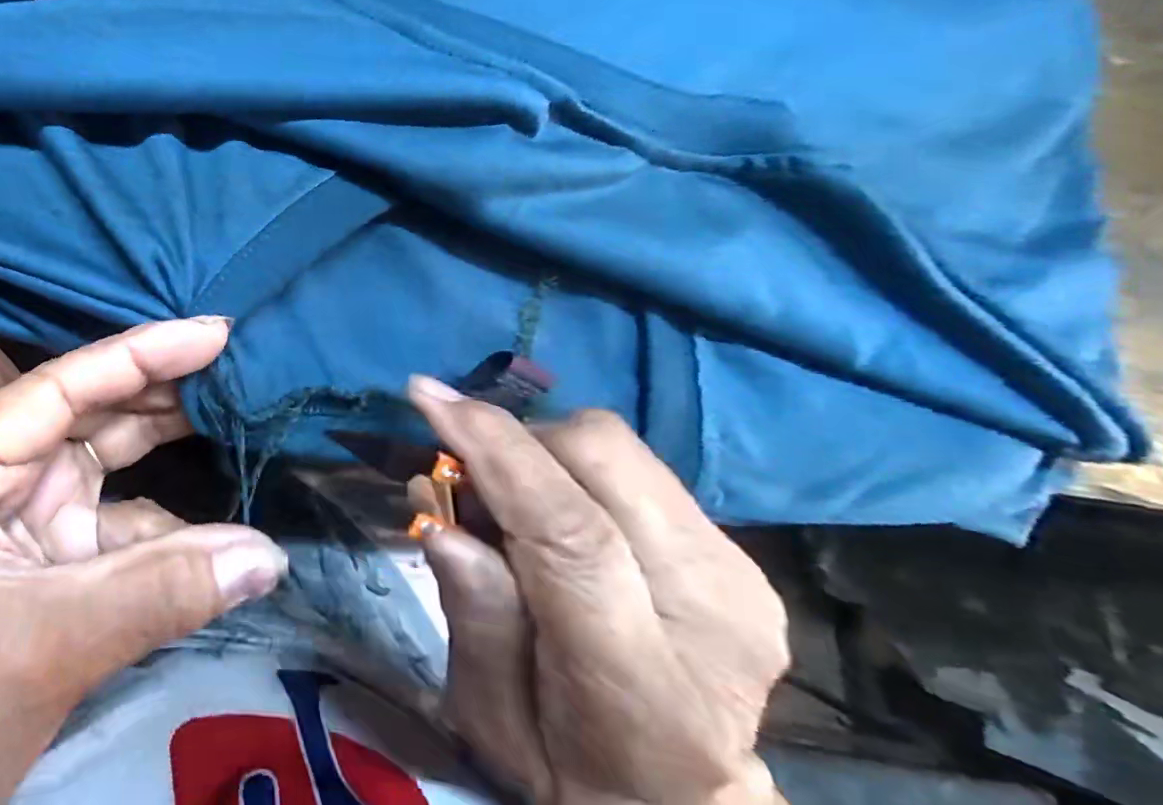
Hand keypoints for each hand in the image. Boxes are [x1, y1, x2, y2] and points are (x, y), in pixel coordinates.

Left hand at [0, 318, 287, 803]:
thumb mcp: (46, 642)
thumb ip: (159, 592)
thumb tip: (266, 556)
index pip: (59, 388)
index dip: (140, 355)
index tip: (214, 332)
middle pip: (93, 409)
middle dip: (165, 387)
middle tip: (241, 363)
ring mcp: (31, 505)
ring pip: (116, 452)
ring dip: (177, 438)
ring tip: (245, 408)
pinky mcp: (64, 544)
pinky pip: (133, 515)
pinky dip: (181, 524)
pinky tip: (231, 532)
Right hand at [407, 378, 788, 804]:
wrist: (682, 804)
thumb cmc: (567, 773)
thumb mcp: (493, 724)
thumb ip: (474, 621)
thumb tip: (441, 522)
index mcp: (643, 682)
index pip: (569, 532)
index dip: (494, 450)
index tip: (427, 398)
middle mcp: (709, 611)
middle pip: (602, 457)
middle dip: (513, 438)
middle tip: (462, 474)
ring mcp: (735, 575)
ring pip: (619, 446)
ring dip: (540, 450)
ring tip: (504, 497)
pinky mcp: (736, 554)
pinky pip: (635, 466)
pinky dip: (572, 466)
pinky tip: (551, 508)